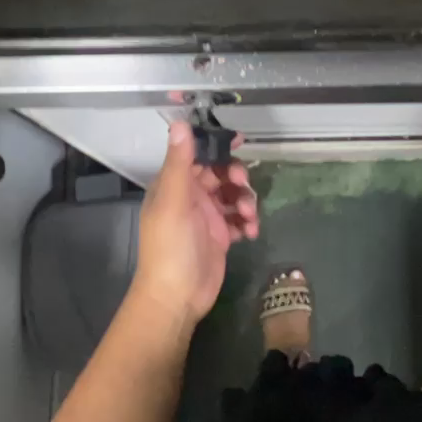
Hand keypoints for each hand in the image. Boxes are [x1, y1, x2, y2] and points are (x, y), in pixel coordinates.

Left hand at [131, 121, 258, 329]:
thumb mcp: (174, 202)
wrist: (176, 297)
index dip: (217, 147)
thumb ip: (180, 163)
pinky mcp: (220, 237)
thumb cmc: (170, 248)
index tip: (240, 141)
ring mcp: (206, 218)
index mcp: (174, 185)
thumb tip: (179, 124)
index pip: (197, 156)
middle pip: (220, 174)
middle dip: (236, 176)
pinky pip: (240, 219)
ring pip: (233, 196)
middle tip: (242, 185)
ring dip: (246, 200)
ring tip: (249, 216)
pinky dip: (248, 221)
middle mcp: (190, 198)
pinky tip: (251, 232)